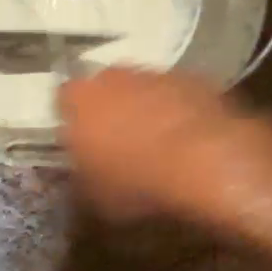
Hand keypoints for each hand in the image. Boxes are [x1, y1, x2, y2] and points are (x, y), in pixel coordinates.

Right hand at [57, 68, 271, 223]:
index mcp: (78, 99)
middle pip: (104, 88)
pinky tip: (191, 140)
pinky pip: (178, 94)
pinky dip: (179, 111)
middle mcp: (111, 76)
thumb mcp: (94, 198)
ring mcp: (155, 72)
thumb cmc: (139, 181)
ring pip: (142, 88)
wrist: (209, 162)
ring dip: (146, 109)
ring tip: (160, 144)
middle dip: (109, 110)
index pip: (62, 100)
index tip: (81, 143)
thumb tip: (75, 176)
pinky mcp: (195, 78)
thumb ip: (77, 179)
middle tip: (119, 143)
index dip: (71, 121)